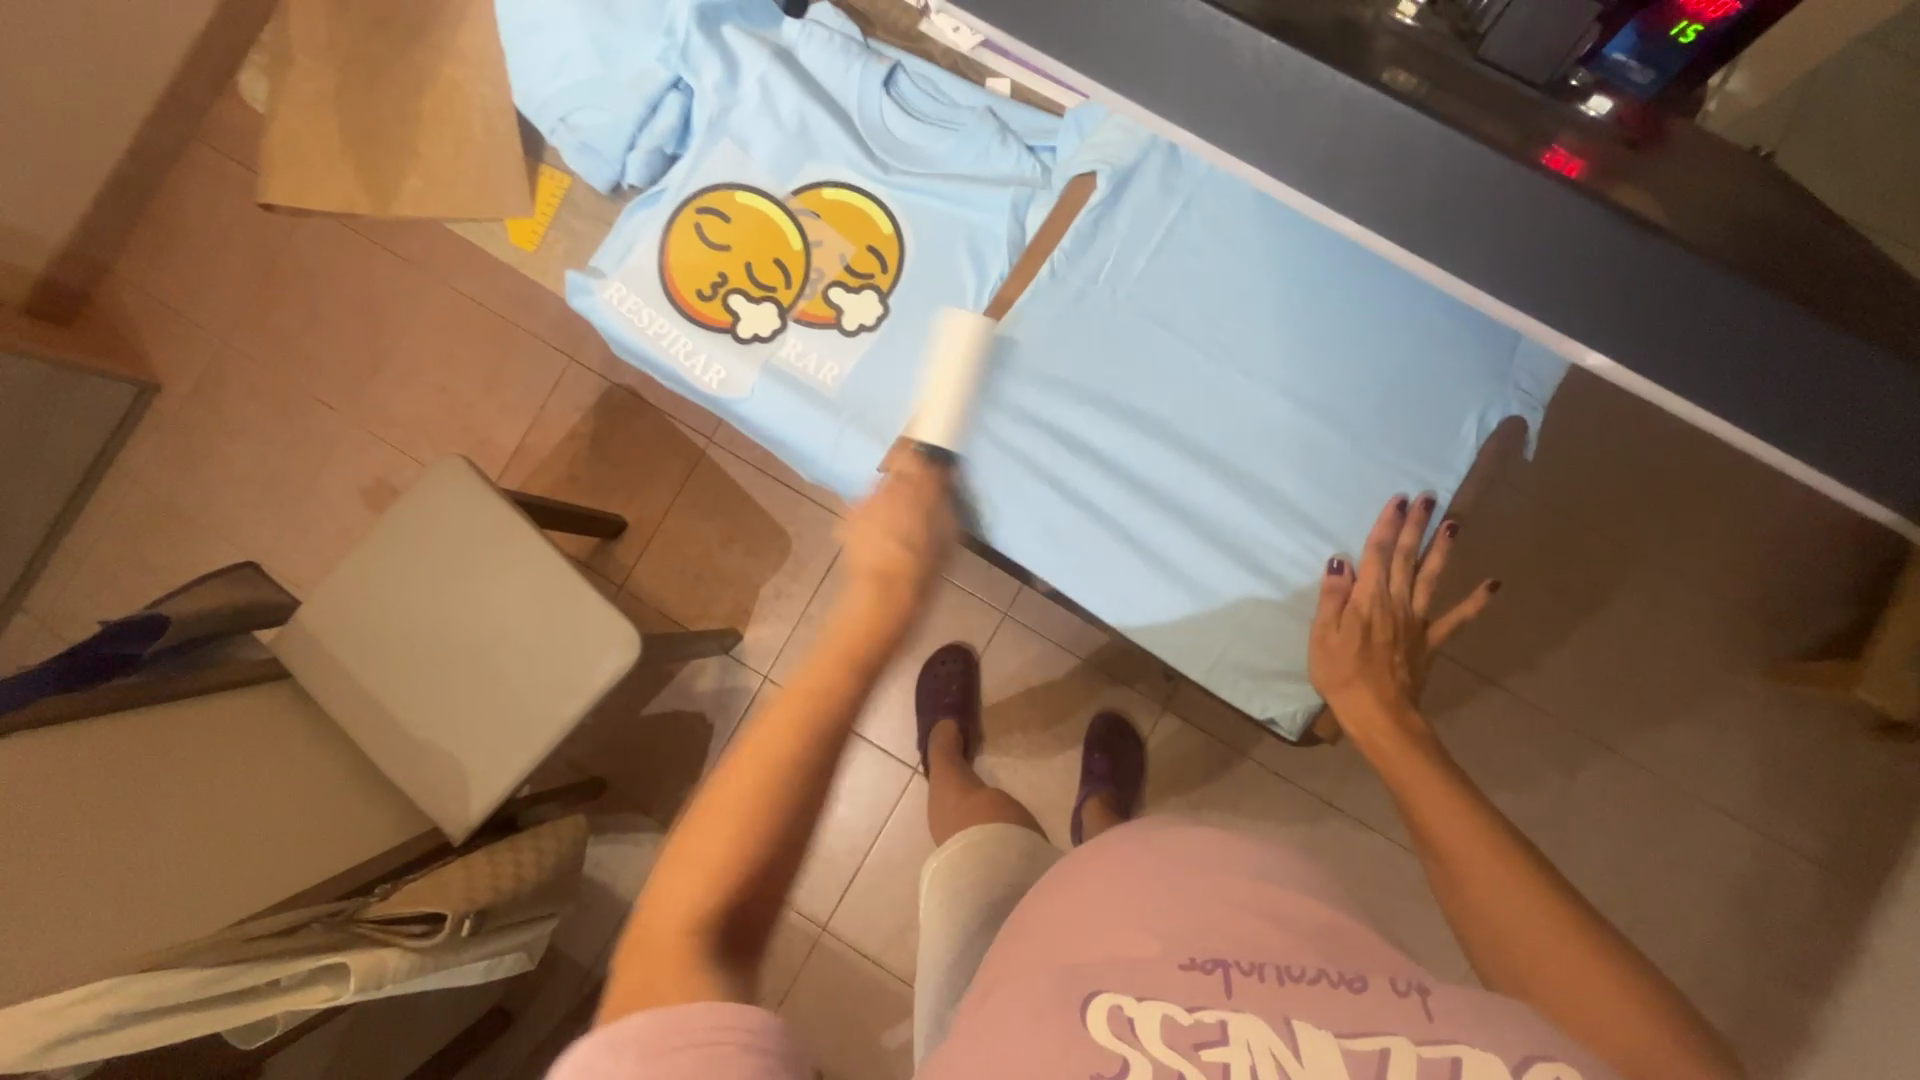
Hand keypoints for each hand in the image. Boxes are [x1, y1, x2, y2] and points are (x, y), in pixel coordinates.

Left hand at [835, 445, 957, 637]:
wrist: (882, 598)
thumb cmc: (924, 572)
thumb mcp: (949, 537)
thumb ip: (946, 502)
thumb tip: (945, 479)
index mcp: (920, 487)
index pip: (918, 454)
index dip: (923, 458)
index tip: (931, 468)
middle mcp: (889, 485)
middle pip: (898, 467)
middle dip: (907, 478)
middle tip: (917, 499)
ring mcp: (865, 500)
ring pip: (880, 488)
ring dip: (888, 497)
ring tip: (895, 524)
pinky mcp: (847, 517)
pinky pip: (864, 507)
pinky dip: (871, 515)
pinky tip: (878, 538)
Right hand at [1308, 492, 1496, 754]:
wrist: (1377, 713)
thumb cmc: (1339, 674)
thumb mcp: (1321, 635)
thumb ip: (1333, 597)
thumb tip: (1341, 561)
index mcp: (1367, 599)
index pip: (1376, 554)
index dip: (1386, 525)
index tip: (1398, 500)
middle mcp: (1396, 602)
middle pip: (1405, 558)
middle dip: (1415, 526)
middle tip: (1427, 498)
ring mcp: (1417, 621)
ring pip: (1431, 578)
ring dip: (1442, 549)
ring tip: (1454, 523)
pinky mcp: (1430, 641)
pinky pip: (1457, 619)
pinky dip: (1476, 601)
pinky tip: (1493, 584)